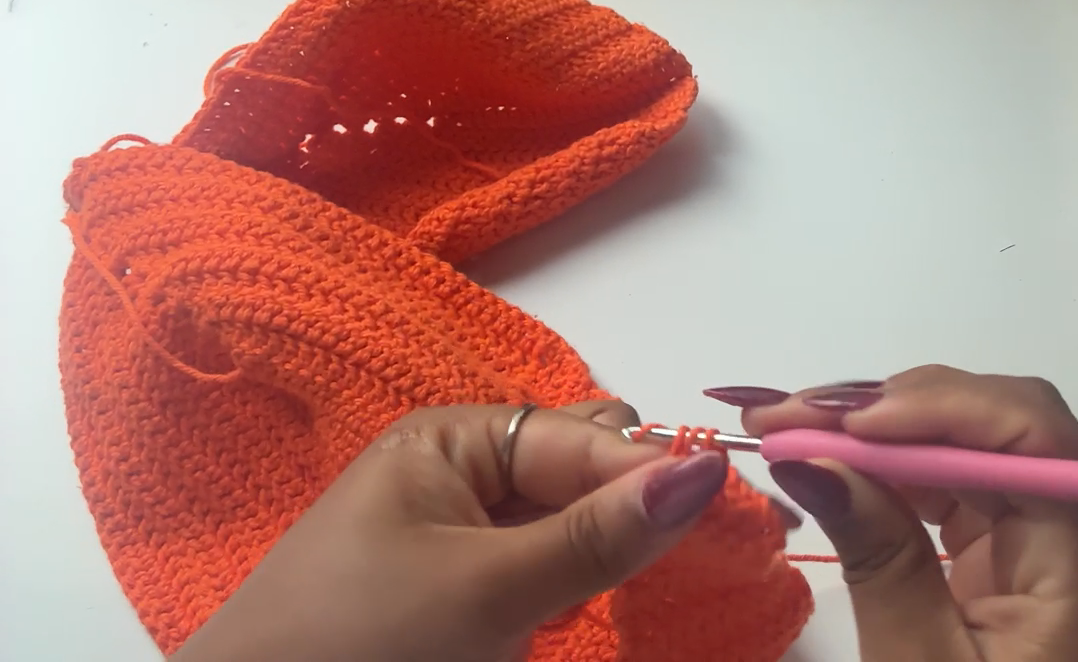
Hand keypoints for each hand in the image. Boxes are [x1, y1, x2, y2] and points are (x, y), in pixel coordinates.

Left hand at [172, 401, 748, 661]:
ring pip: (578, 512)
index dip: (655, 472)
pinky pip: (553, 555)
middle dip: (636, 499)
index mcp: (458, 437)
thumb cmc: (350, 654)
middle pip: (588, 463)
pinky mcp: (469, 580)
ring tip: (648, 571)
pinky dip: (586, 572)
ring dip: (616, 538)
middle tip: (687, 544)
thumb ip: (600, 534)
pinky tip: (595, 594)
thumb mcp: (483, 594)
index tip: (726, 509)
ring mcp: (468, 525)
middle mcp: (468, 465)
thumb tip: (709, 470)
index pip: (590, 438)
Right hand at [716, 366, 1077, 660]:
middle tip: (793, 412)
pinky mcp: (1015, 540)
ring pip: (973, 438)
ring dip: (886, 426)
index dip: (942, 405)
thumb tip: (808, 453)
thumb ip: (876, 555)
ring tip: (799, 425)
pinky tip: (842, 458)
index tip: (846, 419)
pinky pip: (960, 476)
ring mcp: (1048, 527)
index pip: (1035, 433)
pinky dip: (898, 462)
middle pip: (1000, 421)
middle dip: (896, 405)